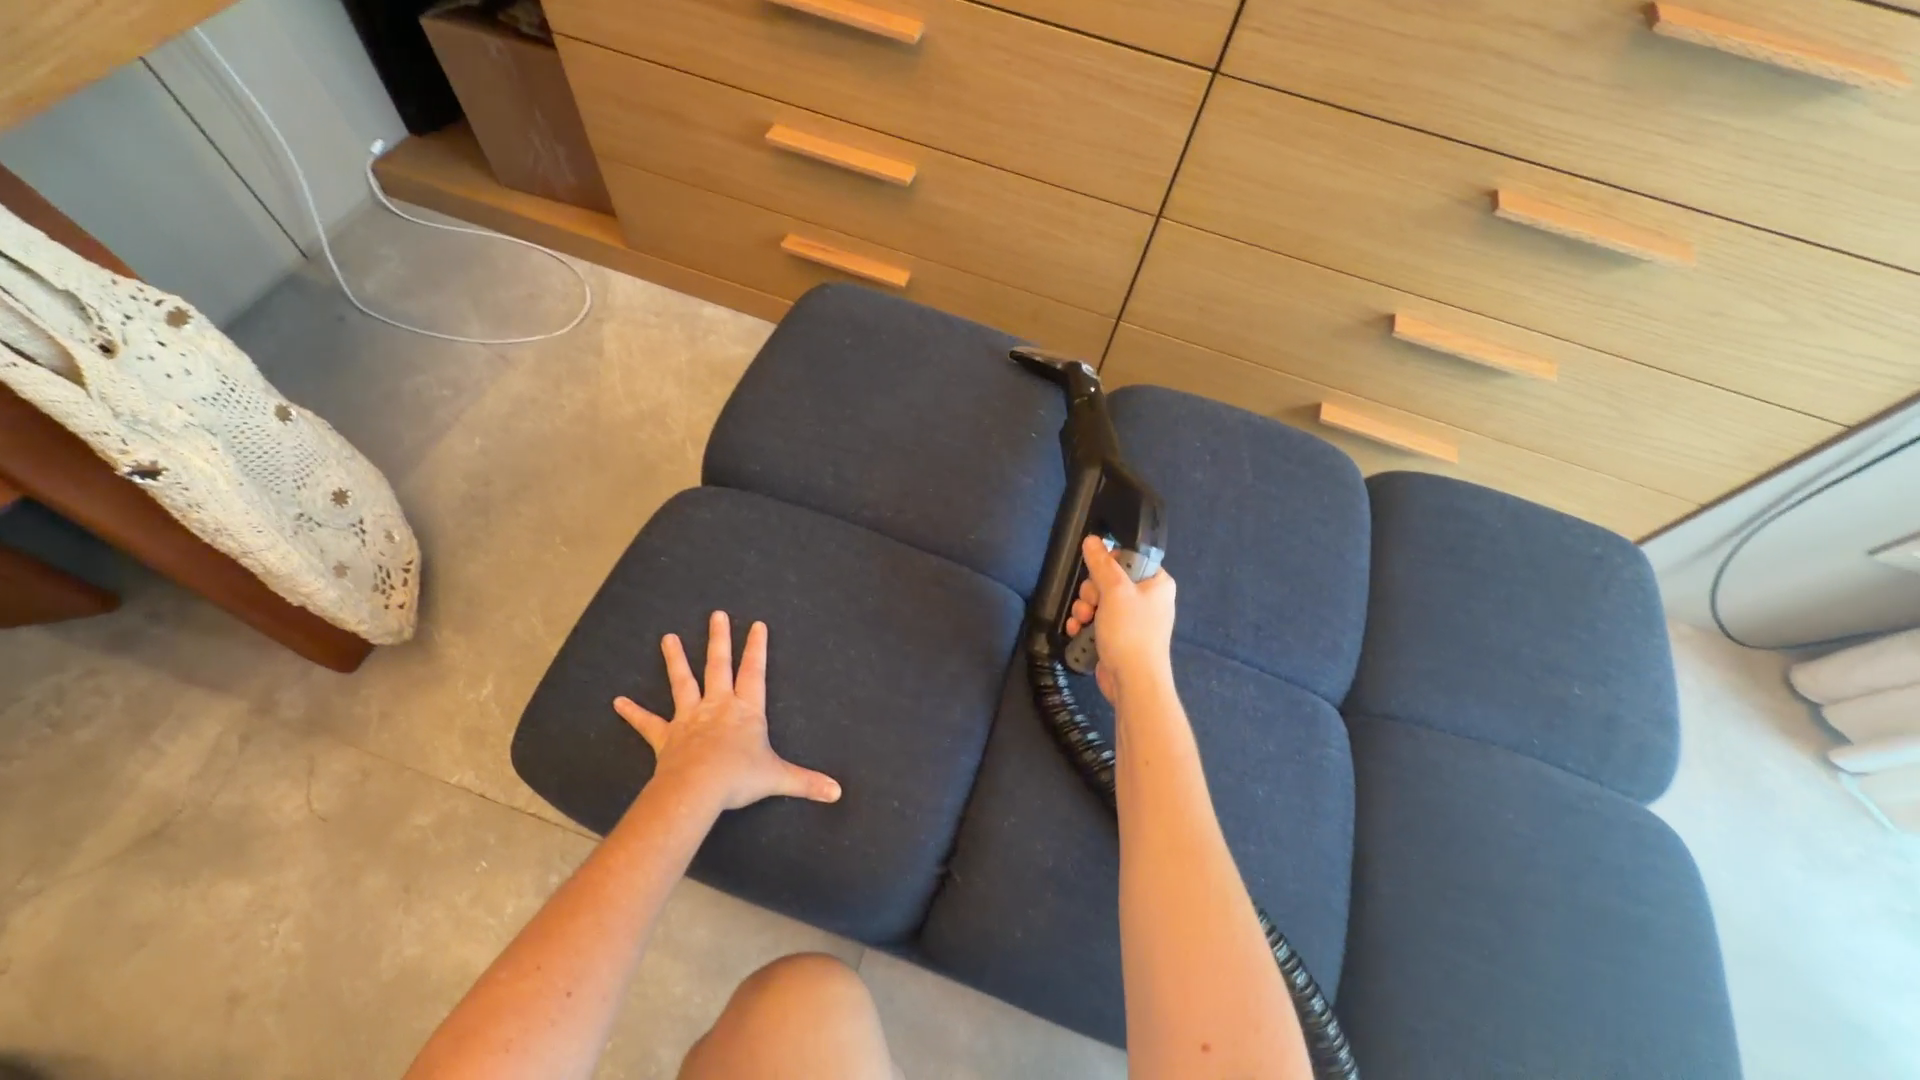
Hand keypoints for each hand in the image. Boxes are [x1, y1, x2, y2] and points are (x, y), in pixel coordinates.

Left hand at [614, 611, 841, 811]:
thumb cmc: (740, 778)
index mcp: (747, 710)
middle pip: (718, 665)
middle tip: (716, 614)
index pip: (754, 672)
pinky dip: (633, 713)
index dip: (756, 648)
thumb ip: (807, 782)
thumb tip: (838, 793)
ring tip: (668, 638)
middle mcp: (718, 706)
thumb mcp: (779, 778)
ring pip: (683, 682)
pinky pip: (648, 723)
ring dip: (676, 660)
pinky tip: (617, 702)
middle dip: (719, 639)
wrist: (698, 788)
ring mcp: (690, 718)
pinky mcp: (666, 736)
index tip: (757, 625)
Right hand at [1064, 535, 1176, 705]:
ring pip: (1098, 601)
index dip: (1109, 563)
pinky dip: (1084, 624)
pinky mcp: (1117, 637)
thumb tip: (1092, 539)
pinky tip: (1076, 630)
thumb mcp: (1115, 591)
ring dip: (1083, 609)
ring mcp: (1131, 620)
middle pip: (1108, 580)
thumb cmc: (1130, 631)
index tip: (1097, 572)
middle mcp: (1147, 599)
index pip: (1130, 559)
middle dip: (1091, 591)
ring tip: (1082, 620)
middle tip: (1091, 603)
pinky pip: (1096, 621)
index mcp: (1157, 583)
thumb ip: (1101, 564)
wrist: (1133, 681)